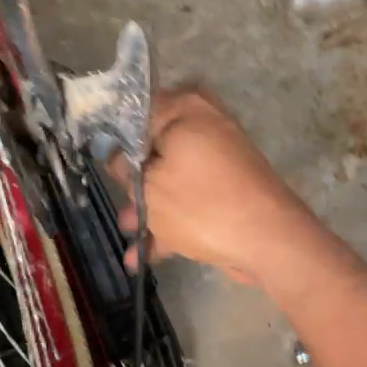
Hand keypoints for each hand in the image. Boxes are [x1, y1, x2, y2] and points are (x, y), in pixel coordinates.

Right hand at [113, 90, 325, 282]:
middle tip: (117, 203)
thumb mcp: (149, 188)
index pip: (135, 109)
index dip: (112, 135)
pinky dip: (171, 223)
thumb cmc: (202, 206)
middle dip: (134, 182)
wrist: (269, 241)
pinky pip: (191, 200)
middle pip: (155, 148)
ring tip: (129, 238)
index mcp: (184, 109)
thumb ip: (125, 169)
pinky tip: (144, 257)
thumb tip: (117, 158)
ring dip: (149, 210)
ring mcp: (221, 159)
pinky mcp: (230, 190)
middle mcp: (205, 125)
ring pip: (172, 179)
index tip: (97, 159)